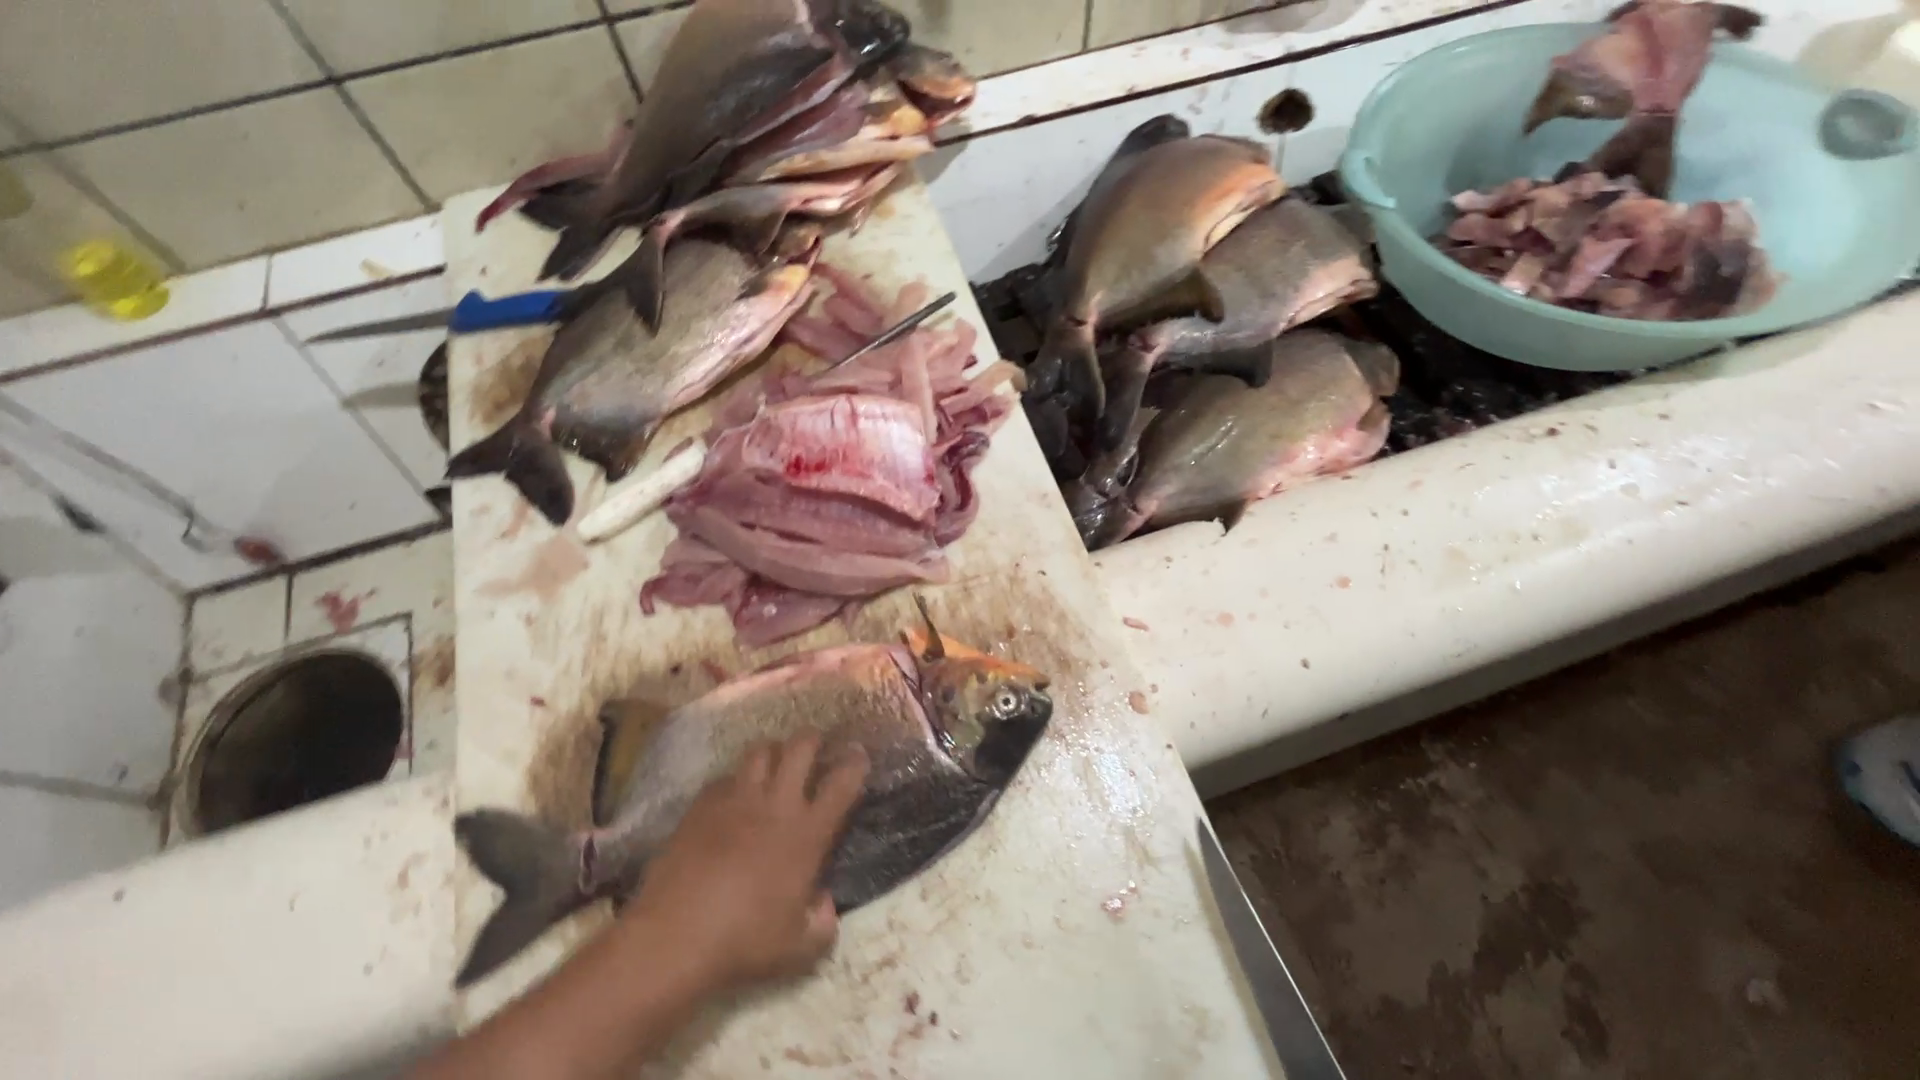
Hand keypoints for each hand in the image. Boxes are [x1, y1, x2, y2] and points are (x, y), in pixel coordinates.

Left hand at [623, 733, 868, 993]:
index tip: (858, 756)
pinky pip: (725, 776)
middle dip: (814, 739)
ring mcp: (735, 799)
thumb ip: (823, 923)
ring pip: (761, 750)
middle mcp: (776, 805)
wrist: (674, 937)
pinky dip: (736, 780)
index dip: (855, 764)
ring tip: (776, 763)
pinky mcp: (700, 805)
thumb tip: (824, 902)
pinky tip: (734, 797)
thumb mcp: (799, 949)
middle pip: (801, 747)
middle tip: (818, 745)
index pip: (842, 783)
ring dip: (775, 751)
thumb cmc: (744, 942)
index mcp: (807, 834)